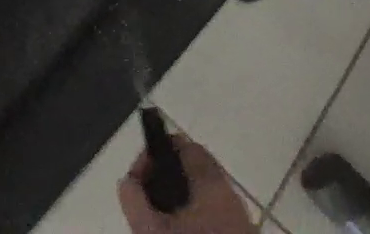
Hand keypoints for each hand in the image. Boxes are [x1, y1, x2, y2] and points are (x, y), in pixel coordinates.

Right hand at [117, 135, 251, 233]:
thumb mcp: (150, 230)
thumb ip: (133, 199)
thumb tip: (129, 181)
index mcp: (211, 186)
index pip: (185, 146)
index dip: (157, 151)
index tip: (139, 174)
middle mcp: (230, 197)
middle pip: (193, 171)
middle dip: (164, 179)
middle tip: (145, 200)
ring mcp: (241, 222)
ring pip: (203, 196)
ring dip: (177, 201)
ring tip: (158, 223)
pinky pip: (213, 217)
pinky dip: (193, 219)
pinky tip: (177, 233)